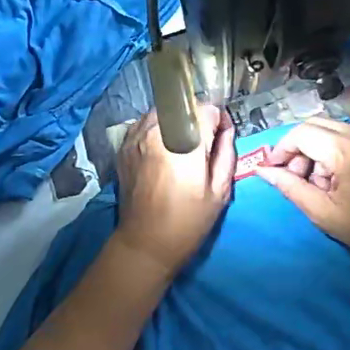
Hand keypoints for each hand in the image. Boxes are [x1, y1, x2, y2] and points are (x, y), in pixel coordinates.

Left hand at [110, 105, 236, 276]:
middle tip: (203, 145)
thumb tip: (226, 129)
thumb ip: (226, 153)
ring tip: (182, 148)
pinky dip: (157, 131)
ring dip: (176, 123)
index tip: (221, 137)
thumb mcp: (220, 191)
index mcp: (184, 143)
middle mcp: (156, 132)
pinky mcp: (123, 146)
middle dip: (197, 120)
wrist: (145, 243)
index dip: (219, 120)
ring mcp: (135, 137)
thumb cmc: (187, 221)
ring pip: (162, 112)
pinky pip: (144, 125)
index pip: (206, 109)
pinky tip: (163, 152)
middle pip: (183, 107)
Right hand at [255, 118, 349, 271]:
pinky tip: (342, 175)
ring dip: (319, 149)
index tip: (276, 171)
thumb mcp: (322, 212)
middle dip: (300, 148)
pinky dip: (339, 149)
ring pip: (334, 129)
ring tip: (323, 181)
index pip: (301, 133)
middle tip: (299, 177)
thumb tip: (262, 170)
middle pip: (316, 125)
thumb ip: (289, 186)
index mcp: (347, 149)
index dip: (283, 150)